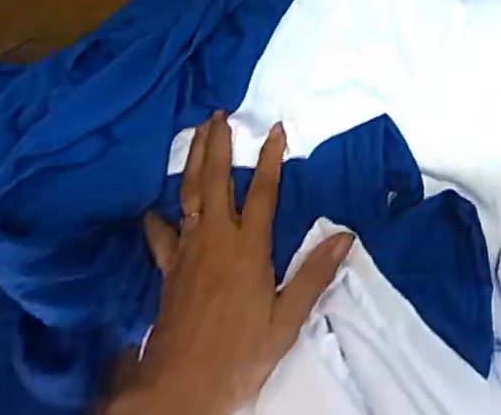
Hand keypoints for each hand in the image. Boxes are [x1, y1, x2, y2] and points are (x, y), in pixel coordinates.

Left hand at [108, 113, 353, 414]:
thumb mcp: (285, 322)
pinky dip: (159, 218)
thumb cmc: (238, 356)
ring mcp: (186, 255)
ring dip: (191, 164)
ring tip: (195, 136)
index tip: (275, 128)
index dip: (269, 158)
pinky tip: (154, 208)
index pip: (262, 192)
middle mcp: (214, 242)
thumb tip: (345, 235)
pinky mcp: (168, 272)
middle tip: (219, 115)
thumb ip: (314, 275)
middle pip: (213, 183)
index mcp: (247, 249)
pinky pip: (162, 236)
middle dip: (216, 146)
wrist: (175, 395)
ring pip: (186, 198)